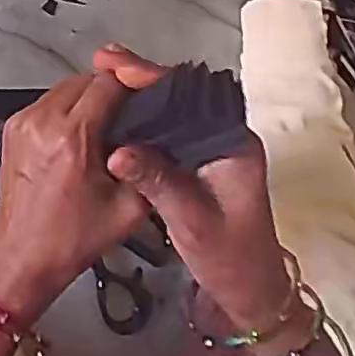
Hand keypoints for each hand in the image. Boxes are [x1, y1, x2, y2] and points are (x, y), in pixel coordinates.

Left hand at [0, 74, 149, 320]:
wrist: (21, 257)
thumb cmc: (71, 238)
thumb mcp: (129, 209)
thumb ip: (148, 166)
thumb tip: (160, 135)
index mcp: (73, 136)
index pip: (109, 82)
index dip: (132, 81)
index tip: (146, 90)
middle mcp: (44, 121)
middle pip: (87, 78)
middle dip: (111, 88)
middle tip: (128, 109)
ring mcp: (24, 122)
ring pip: (67, 85)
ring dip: (89, 96)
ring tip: (105, 121)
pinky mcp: (14, 127)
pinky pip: (49, 100)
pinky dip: (68, 107)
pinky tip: (79, 130)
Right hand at [93, 46, 292, 328]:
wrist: (250, 294)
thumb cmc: (231, 259)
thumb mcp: (192, 221)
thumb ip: (158, 182)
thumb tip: (118, 151)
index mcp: (233, 141)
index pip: (191, 95)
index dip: (152, 77)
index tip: (118, 64)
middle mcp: (225, 136)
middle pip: (182, 93)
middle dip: (142, 76)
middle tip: (104, 62)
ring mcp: (212, 147)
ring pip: (175, 108)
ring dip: (142, 93)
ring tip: (106, 78)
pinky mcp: (199, 161)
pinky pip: (171, 129)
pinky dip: (146, 118)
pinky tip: (121, 115)